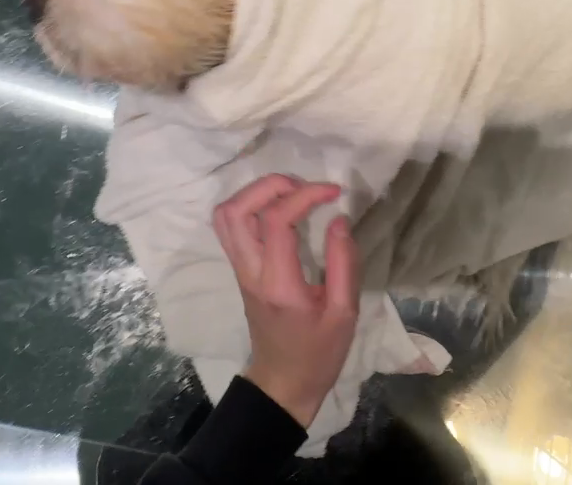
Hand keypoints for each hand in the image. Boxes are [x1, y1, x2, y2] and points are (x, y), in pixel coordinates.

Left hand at [212, 174, 359, 428]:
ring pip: (227, 215)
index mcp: (278, 284)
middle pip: (237, 210)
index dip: (305, 195)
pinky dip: (252, 205)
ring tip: (292, 193)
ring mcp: (240, 270)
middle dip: (270, 185)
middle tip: (304, 187)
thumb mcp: (344, 314)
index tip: (334, 192)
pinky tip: (281, 208)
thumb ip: (344, 263)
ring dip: (256, 193)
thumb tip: (339, 218)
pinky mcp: (240, 269)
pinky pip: (232, 226)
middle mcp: (250, 272)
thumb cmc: (318, 354)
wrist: (283, 386)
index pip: (277, 220)